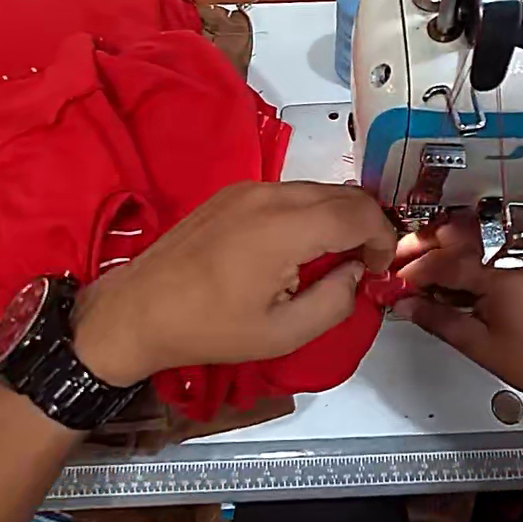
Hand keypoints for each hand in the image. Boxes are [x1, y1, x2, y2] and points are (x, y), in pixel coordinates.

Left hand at [70, 182, 397, 385]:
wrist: (139, 308)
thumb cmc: (210, 327)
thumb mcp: (283, 333)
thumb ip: (336, 301)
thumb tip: (356, 272)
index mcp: (286, 228)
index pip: (361, 213)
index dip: (383, 238)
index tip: (377, 269)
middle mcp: (272, 194)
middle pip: (346, 194)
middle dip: (367, 226)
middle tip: (362, 264)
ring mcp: (251, 187)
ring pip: (320, 189)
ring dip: (339, 218)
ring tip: (330, 258)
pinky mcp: (235, 191)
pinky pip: (292, 192)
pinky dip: (311, 212)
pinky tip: (297, 246)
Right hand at [393, 215, 522, 418]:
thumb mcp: (481, 346)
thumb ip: (439, 320)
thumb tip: (407, 305)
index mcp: (501, 274)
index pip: (445, 263)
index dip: (415, 272)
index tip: (396, 282)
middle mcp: (516, 258)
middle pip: (461, 240)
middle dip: (427, 249)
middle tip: (403, 264)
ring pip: (477, 247)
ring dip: (448, 257)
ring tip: (426, 280)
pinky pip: (495, 258)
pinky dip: (471, 267)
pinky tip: (459, 288)